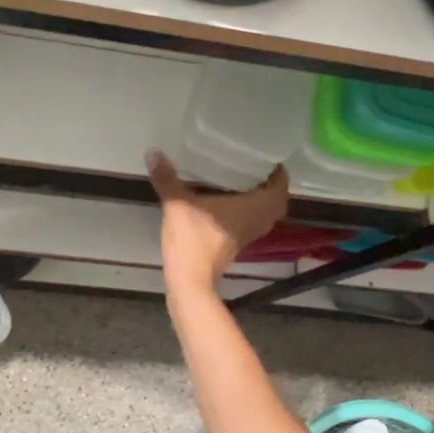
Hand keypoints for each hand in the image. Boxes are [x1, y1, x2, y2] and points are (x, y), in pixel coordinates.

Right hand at [147, 150, 289, 294]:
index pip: (279, 189)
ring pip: (265, 216)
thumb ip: (167, 178)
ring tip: (247, 184)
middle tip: (261, 171)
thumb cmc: (192, 239)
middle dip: (273, 188)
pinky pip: (251, 225)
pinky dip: (249, 214)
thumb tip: (154, 152)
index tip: (272, 160)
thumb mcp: (177, 204)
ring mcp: (247, 237)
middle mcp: (256, 222)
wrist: (190, 280)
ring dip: (262, 202)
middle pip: (277, 204)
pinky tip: (231, 206)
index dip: (280, 174)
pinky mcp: (236, 246)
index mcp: (252, 208)